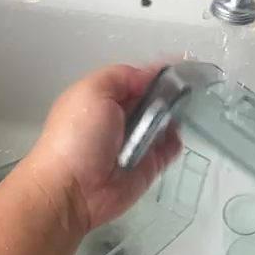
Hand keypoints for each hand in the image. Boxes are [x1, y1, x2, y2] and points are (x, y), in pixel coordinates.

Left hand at [19, 64, 181, 234]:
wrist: (72, 190)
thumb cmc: (78, 136)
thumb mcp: (93, 90)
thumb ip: (123, 76)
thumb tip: (150, 75)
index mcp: (103, 97)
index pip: (137, 77)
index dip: (158, 71)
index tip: (181, 64)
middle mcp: (121, 117)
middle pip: (156, 97)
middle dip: (170, 92)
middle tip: (182, 91)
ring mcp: (137, 141)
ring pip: (166, 121)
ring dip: (174, 116)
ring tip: (176, 114)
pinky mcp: (150, 165)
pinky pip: (170, 147)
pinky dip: (174, 141)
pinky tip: (171, 136)